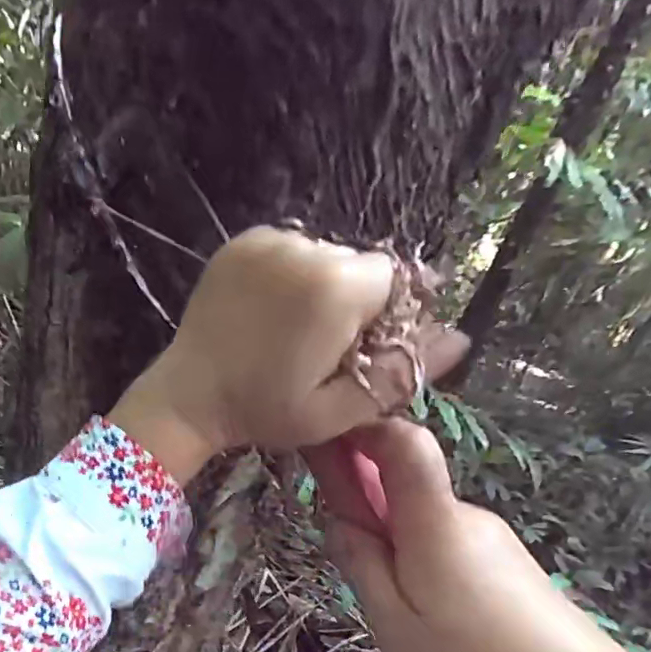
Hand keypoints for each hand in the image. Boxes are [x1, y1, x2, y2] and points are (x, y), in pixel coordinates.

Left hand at [108, 227, 463, 481]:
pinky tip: (269, 313)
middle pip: (360, 267)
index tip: (357, 351)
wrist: (189, 397)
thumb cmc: (263, 411)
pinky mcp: (241, 242)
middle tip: (319, 349)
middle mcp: (308, 247)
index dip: (384, 318)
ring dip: (321, 289)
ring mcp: (270, 240)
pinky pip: (289, 251)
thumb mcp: (337, 410)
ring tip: (289, 333)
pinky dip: (289, 277)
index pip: (396, 282)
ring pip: (325, 257)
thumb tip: (461, 339)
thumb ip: (400, 374)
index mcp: (337, 288)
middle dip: (353, 304)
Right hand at [303, 420, 650, 651]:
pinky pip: (439, 537)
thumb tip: (337, 519)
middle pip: (401, 479)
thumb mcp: (393, 621)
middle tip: (350, 563)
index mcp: (432, 520)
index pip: (400, 441)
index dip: (360, 430)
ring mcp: (484, 531)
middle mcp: (460, 511)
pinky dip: (417, 557)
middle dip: (363, 504)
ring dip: (390, 540)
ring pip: (416, 516)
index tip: (323, 446)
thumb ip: (359, 562)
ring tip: (394, 604)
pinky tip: (428, 609)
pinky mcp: (497, 553)